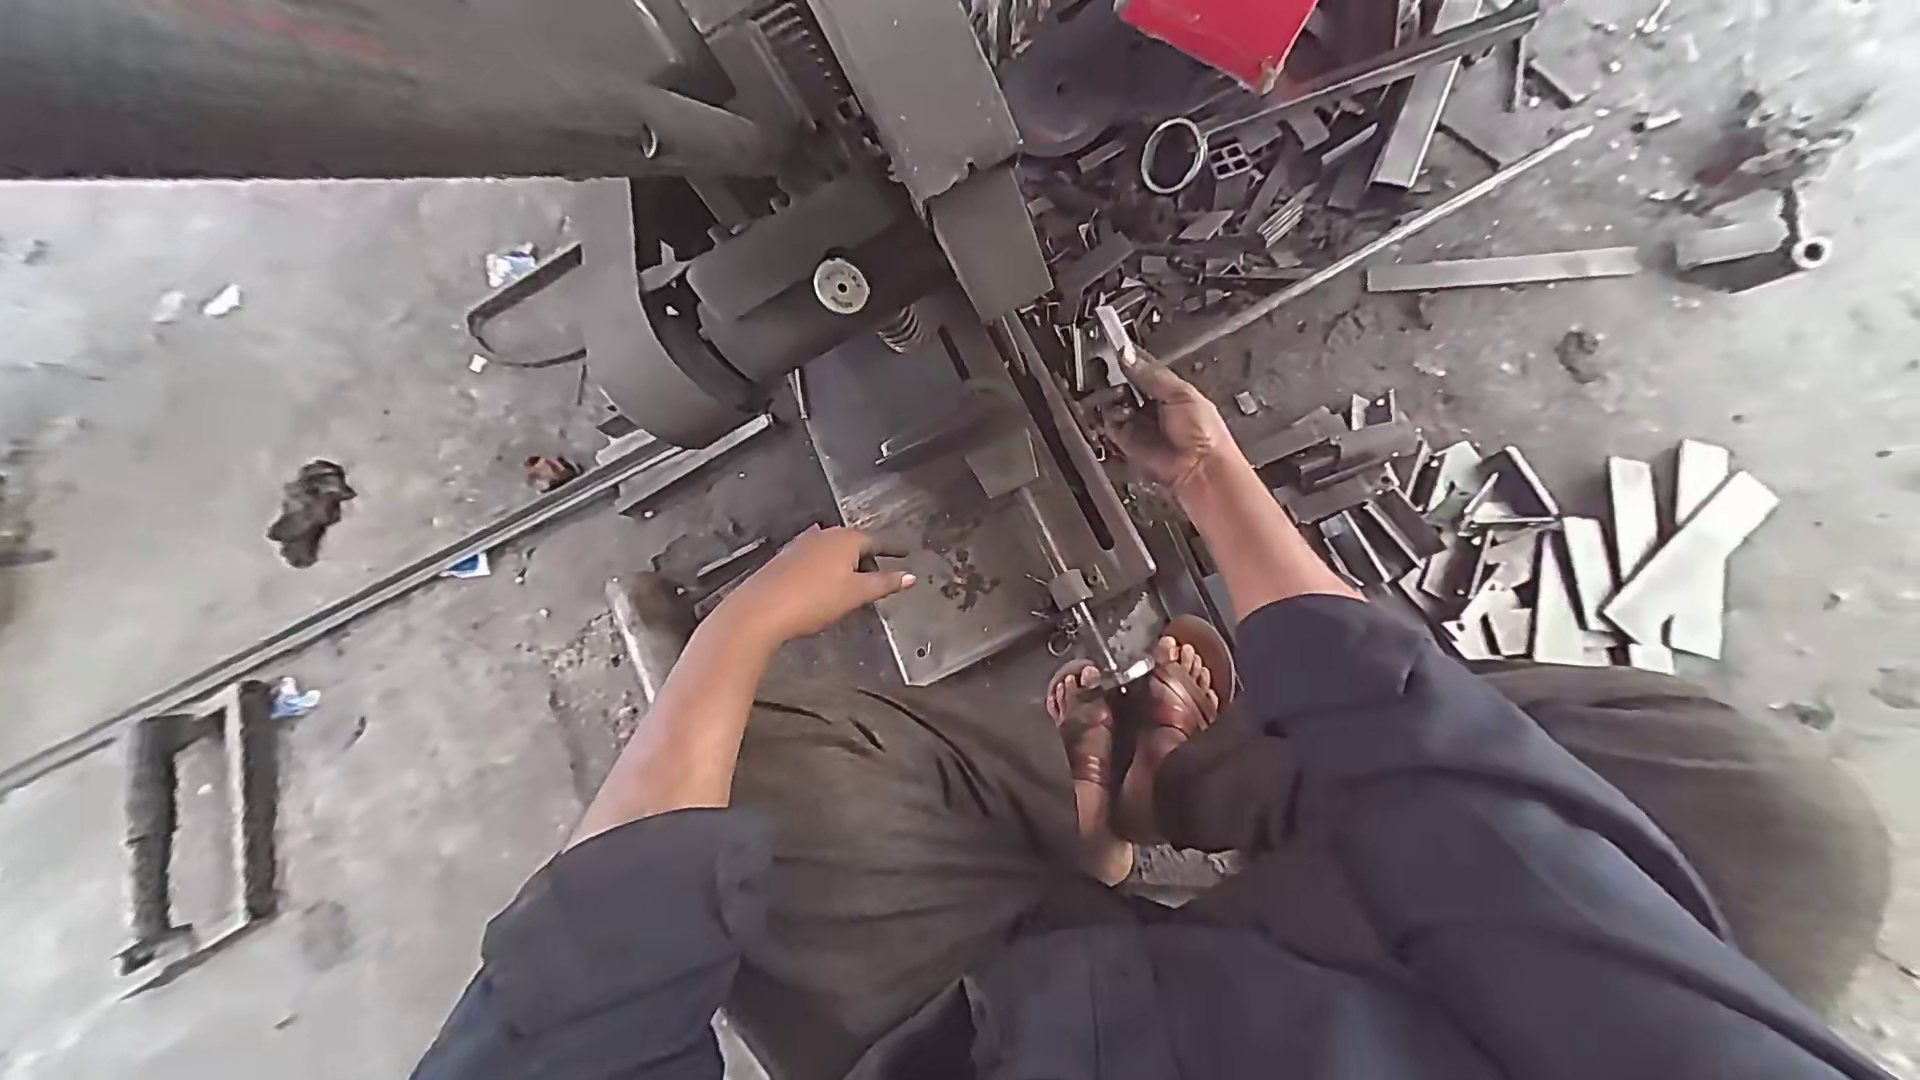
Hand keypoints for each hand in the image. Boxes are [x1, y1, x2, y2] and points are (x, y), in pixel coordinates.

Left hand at [710, 526, 914, 649]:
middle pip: (853, 544)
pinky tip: (824, 585)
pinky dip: (826, 570)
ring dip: (845, 565)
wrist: (760, 611)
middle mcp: (823, 536)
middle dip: (867, 558)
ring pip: (832, 551)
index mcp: (845, 539)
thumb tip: (910, 576)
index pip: (876, 542)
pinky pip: (815, 560)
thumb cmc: (813, 600)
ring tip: (853, 584)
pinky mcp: (784, 560)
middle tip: (880, 577)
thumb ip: (885, 583)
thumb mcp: (856, 594)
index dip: (892, 551)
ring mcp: (801, 545)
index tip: (905, 555)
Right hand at [1106, 351, 1241, 491]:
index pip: (1142, 369)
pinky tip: (1120, 413)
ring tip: (1118, 395)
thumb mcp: (1181, 393)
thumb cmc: (1203, 432)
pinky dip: (1110, 417)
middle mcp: (1150, 406)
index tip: (1119, 352)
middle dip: (1116, 379)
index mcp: (1168, 390)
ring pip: (1113, 404)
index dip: (1130, 361)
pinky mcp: (1127, 441)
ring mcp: (1137, 423)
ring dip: (1111, 397)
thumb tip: (1128, 357)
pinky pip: (1110, 425)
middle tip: (1113, 374)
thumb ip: (1152, 375)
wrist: (1199, 467)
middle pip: (1123, 386)